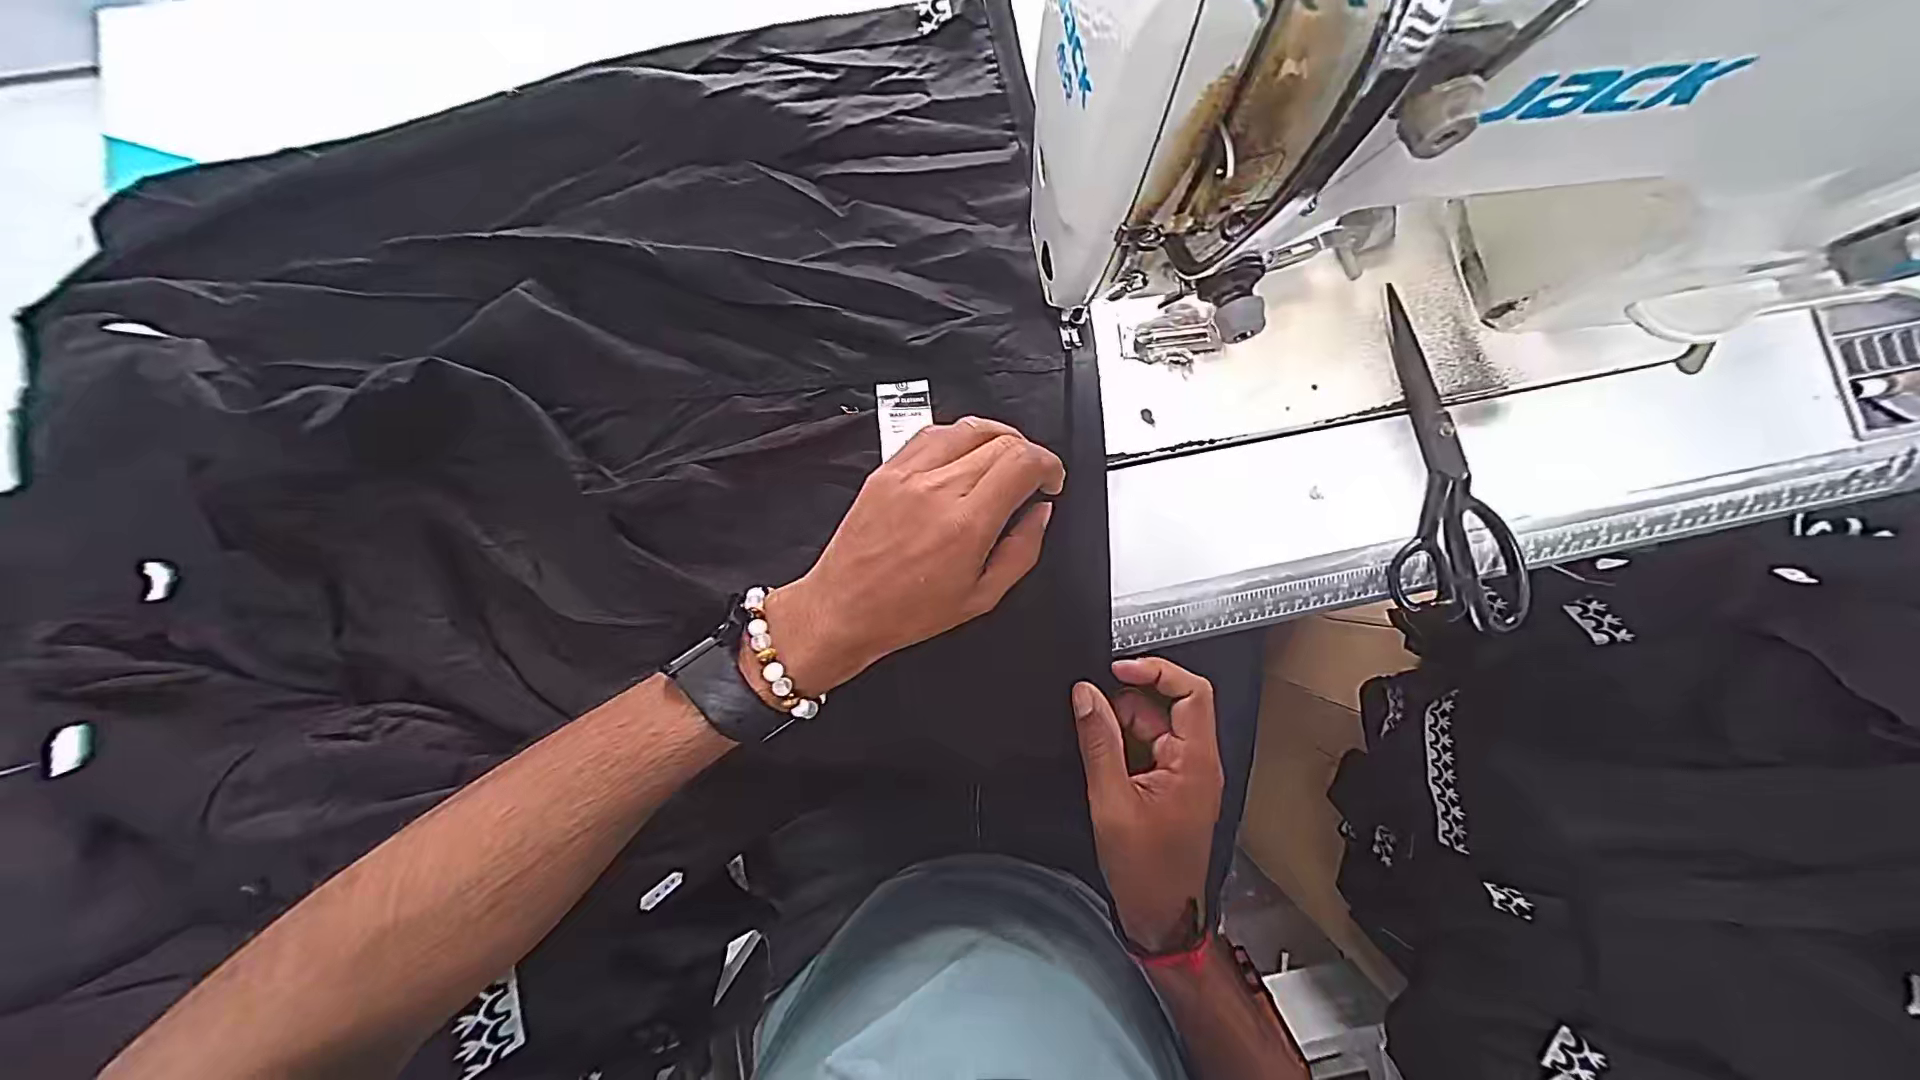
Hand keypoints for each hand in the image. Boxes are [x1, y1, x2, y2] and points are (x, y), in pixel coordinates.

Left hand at [752, 417, 1064, 697]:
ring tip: (1003, 460)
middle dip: (1029, 453)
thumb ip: (1022, 550)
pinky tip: (964, 455)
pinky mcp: (886, 471)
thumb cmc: (904, 612)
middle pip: (1002, 440)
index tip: (1050, 481)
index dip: (1050, 465)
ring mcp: (908, 475)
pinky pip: (931, 432)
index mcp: (966, 525)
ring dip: (998, 437)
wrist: (843, 608)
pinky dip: (959, 436)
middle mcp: (936, 491)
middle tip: (1031, 477)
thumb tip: (1040, 515)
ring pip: (969, 427)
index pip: (1024, 461)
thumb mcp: (982, 597)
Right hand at [1072, 658, 1222, 951]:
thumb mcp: (1111, 800)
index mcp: (1195, 761)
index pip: (1191, 692)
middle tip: (1092, 719)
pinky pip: (1148, 747)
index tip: (1118, 669)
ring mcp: (1185, 773)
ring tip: (1096, 752)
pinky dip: (1123, 746)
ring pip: (1153, 725)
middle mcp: (1197, 762)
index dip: (1155, 671)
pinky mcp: (1172, 784)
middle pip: (1166, 706)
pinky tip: (1104, 765)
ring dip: (1121, 727)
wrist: (1160, 916)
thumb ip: (1099, 741)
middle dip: (1126, 705)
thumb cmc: (1146, 870)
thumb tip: (1086, 694)